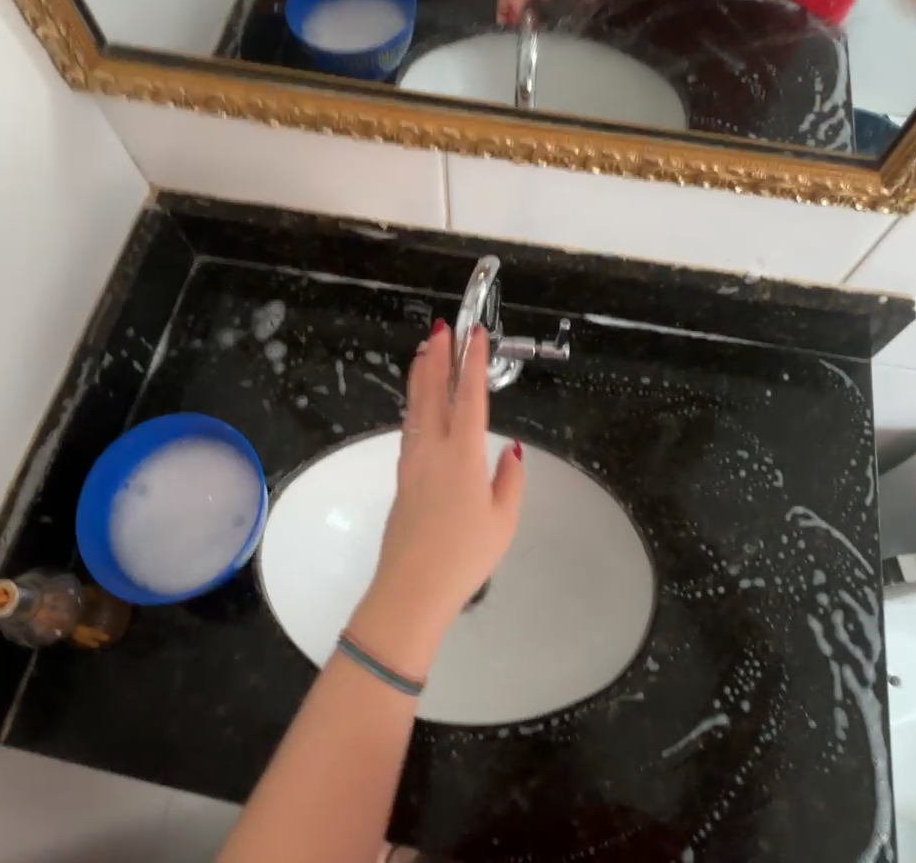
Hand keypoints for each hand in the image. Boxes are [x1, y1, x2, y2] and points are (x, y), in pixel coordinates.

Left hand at [351, 322, 525, 677]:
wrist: (412, 587)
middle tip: (439, 328)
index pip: (469, 397)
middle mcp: (433, 449)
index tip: (474, 333)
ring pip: (416, 407)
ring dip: (422, 376)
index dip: (472, 361)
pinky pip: (410, 428)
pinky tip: (417, 404)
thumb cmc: (464, 555)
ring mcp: (413, 462)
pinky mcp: (402, 477)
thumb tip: (513, 451)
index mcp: (463, 454)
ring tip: (424, 352)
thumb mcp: (504, 520)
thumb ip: (510, 480)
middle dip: (438, 357)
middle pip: (433, 392)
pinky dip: (415, 404)